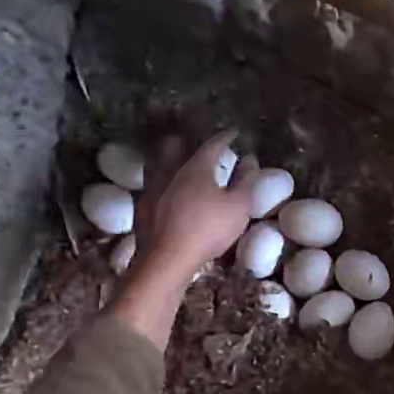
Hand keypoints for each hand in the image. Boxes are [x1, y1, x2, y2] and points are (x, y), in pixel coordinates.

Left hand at [129, 131, 260, 287]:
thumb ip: (246, 182)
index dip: (224, 137)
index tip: (233, 133)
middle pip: (175, 146)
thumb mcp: (238, 207)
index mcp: (195, 167)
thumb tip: (250, 161)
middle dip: (187, 141)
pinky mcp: (143, 208)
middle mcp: (170, 171)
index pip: (212, 145)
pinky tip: (167, 194)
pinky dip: (163, 184)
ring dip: (170, 161)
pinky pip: (153, 186)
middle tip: (197, 144)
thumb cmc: (207, 230)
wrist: (166, 259)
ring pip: (160, 165)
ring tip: (180, 166)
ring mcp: (153, 189)